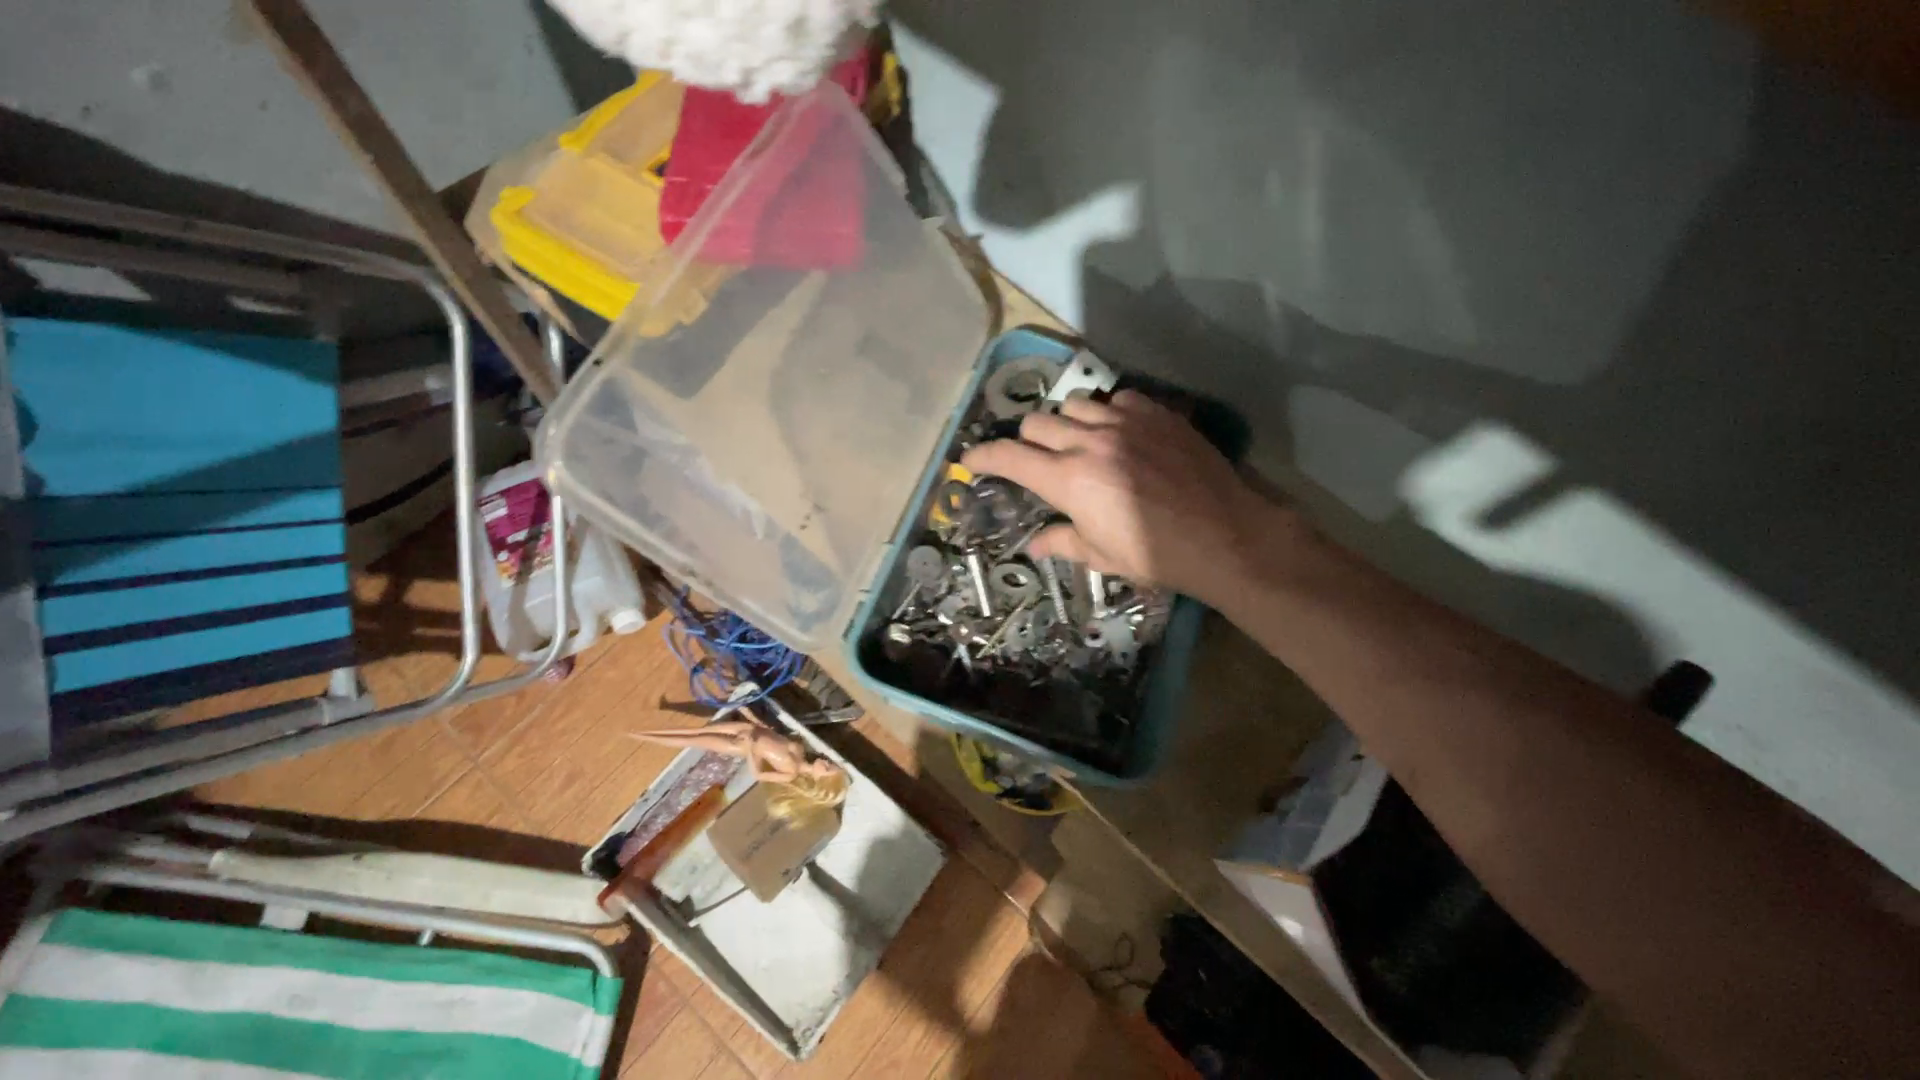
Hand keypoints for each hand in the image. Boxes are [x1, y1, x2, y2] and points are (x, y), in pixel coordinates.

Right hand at [960, 390, 1282, 602]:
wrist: (1225, 535)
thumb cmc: (1158, 555)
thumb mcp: (1102, 557)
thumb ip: (1061, 541)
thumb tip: (1033, 544)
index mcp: (1069, 480)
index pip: (1010, 457)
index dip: (983, 456)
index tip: (970, 459)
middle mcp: (1090, 441)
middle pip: (1036, 423)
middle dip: (1026, 442)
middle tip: (1034, 461)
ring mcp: (1125, 421)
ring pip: (1074, 405)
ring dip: (1065, 424)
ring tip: (1076, 443)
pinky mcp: (1156, 413)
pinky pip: (1115, 399)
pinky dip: (1106, 413)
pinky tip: (1117, 433)